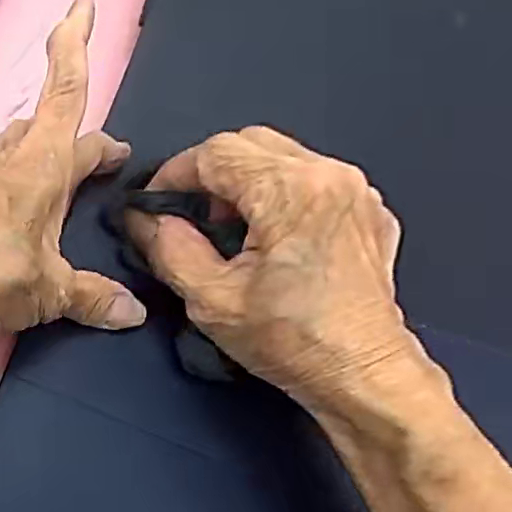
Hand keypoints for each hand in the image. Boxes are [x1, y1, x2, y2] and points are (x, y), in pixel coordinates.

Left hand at [0, 0, 145, 410]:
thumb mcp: (51, 293)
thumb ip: (92, 298)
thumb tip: (134, 314)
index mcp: (44, 172)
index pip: (78, 122)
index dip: (99, 121)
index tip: (116, 133)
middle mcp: (5, 169)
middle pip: (40, 127)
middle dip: (63, 113)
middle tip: (80, 124)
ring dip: (16, 136)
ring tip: (30, 130)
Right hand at [123, 127, 433, 413]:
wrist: (357, 368)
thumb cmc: (288, 339)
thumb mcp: (210, 299)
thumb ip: (171, 250)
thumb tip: (146, 220)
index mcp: (291, 192)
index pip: (217, 153)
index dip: (172, 174)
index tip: (150, 204)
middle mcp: (330, 176)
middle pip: (251, 144)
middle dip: (205, 174)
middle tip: (180, 217)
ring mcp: (355, 190)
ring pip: (281, 158)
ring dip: (238, 185)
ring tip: (218, 234)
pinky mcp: (365, 212)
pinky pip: (309, 182)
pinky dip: (272, 197)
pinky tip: (259, 241)